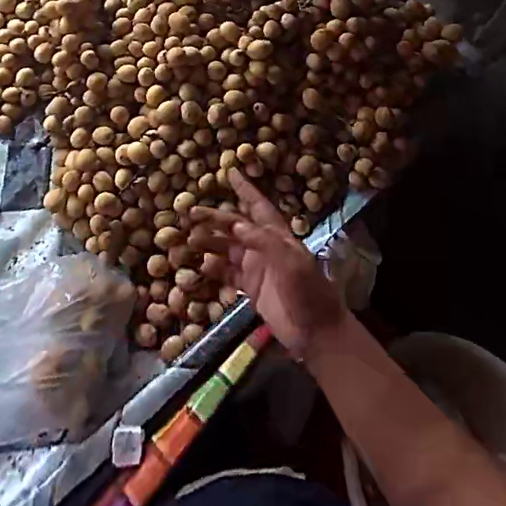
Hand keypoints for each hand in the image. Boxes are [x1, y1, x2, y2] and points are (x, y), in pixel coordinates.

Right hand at [193, 170, 348, 356]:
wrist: (317, 332)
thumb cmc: (308, 292)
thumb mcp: (290, 262)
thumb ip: (263, 241)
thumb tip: (235, 223)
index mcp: (277, 235)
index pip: (257, 206)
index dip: (244, 189)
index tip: (229, 172)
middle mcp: (264, 247)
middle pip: (235, 227)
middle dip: (214, 219)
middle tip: (190, 214)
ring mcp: (256, 268)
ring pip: (227, 249)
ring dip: (209, 243)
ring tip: (189, 241)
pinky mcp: (251, 288)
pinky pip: (227, 273)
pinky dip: (213, 269)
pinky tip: (199, 267)